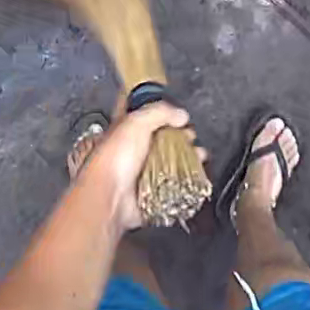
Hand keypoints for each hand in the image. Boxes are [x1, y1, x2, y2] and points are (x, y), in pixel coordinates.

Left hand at [72, 101, 193, 231]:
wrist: (109, 197)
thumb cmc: (115, 157)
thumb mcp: (137, 122)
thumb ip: (160, 112)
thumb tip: (180, 114)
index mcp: (126, 129)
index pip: (147, 115)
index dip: (164, 113)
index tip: (180, 115)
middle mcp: (135, 150)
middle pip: (163, 139)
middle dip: (181, 136)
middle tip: (191, 136)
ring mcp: (143, 172)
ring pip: (171, 161)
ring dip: (187, 158)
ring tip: (200, 155)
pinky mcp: (151, 192)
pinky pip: (172, 184)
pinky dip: (186, 180)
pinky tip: (195, 174)